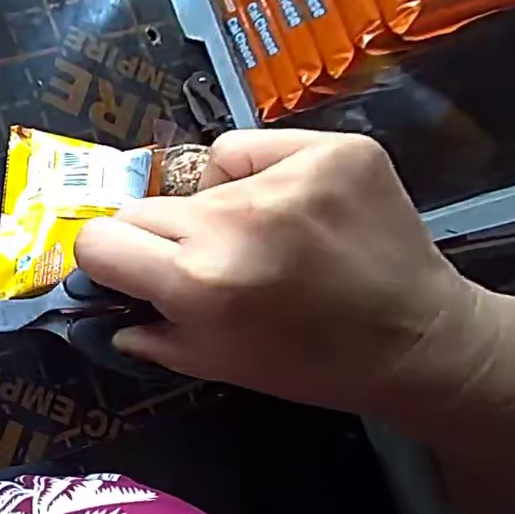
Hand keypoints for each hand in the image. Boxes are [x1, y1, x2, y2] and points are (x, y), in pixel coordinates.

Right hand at [74, 129, 495, 415]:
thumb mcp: (203, 361)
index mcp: (197, 283)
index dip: (104, 258)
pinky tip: (280, 206)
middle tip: (194, 262)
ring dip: (204, 213)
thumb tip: (98, 303)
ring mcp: (285, 179)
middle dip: (152, 238)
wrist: (418, 341)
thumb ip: (138, 327)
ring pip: (191, 185)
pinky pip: (242, 149)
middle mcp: (233, 223)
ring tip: (255, 240)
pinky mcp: (329, 150)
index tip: (127, 270)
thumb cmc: (301, 364)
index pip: (96, 240)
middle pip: (138, 208)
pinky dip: (244, 175)